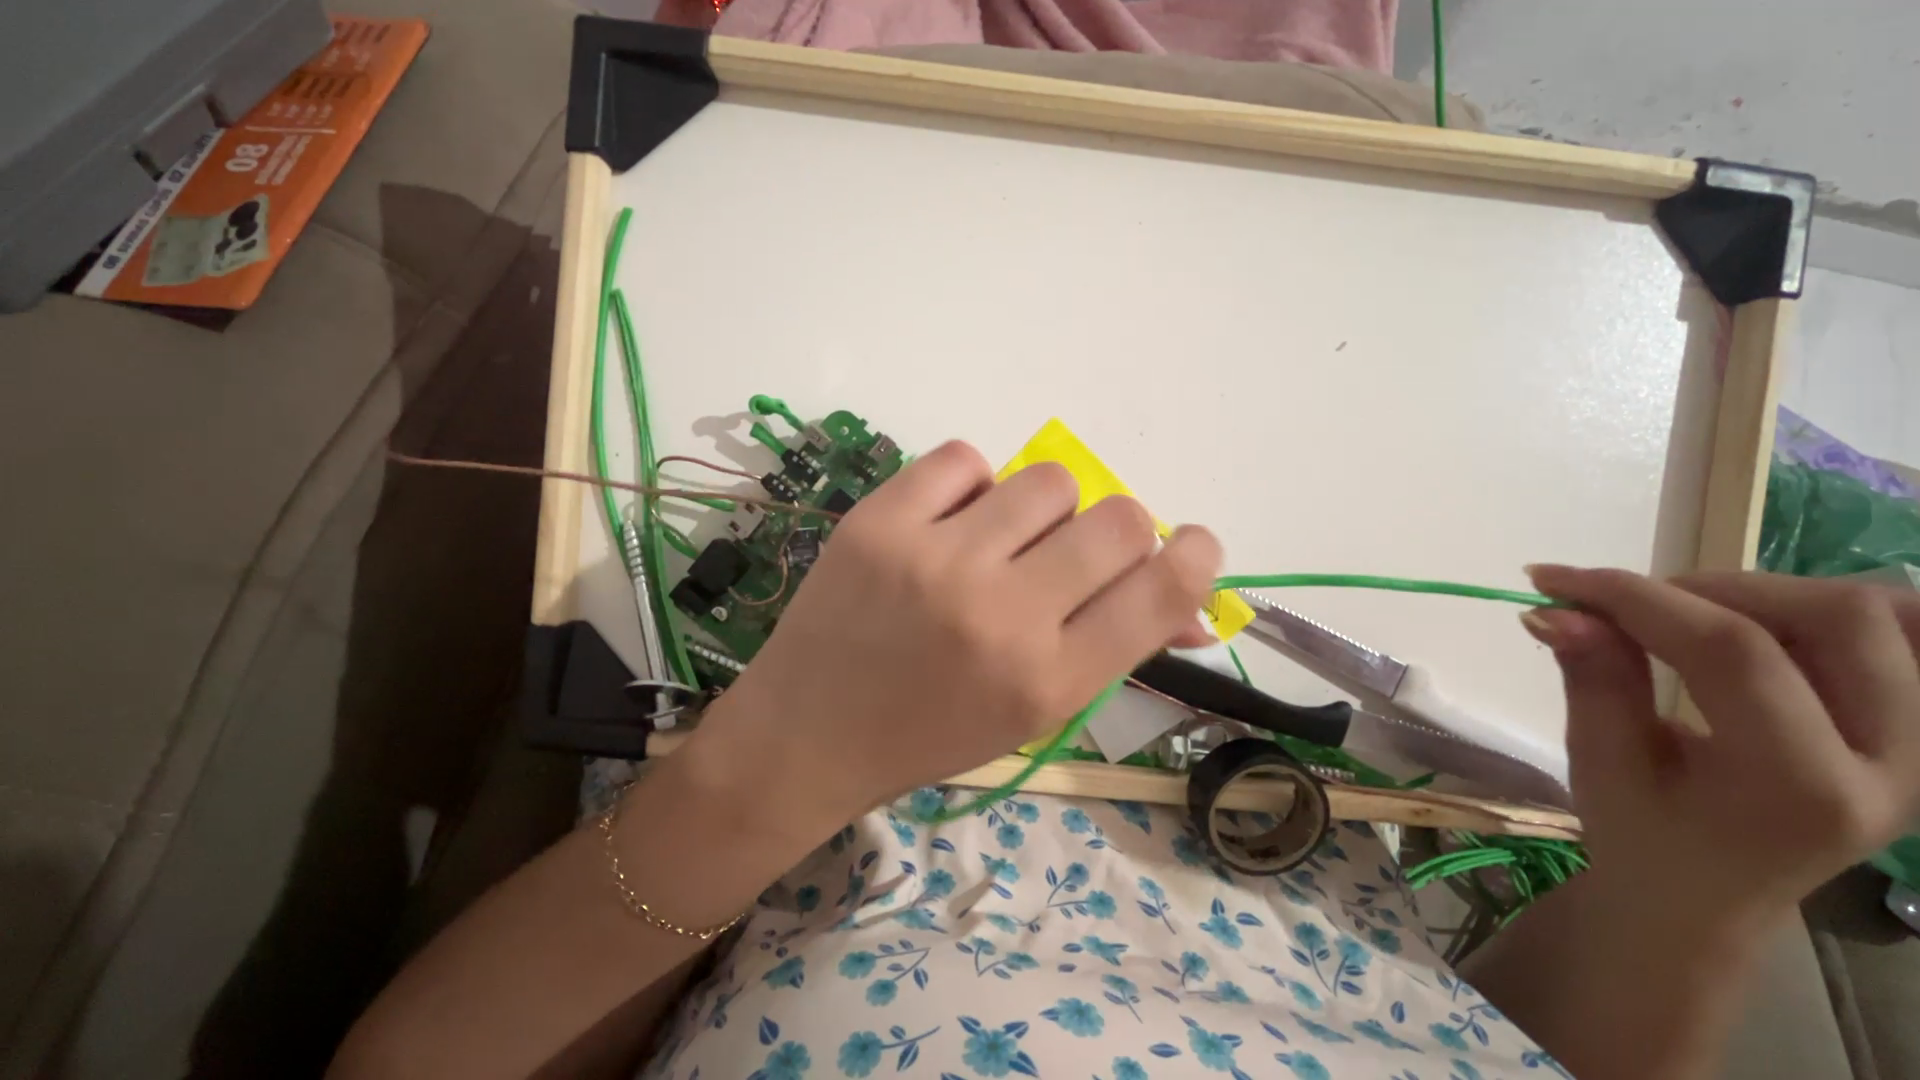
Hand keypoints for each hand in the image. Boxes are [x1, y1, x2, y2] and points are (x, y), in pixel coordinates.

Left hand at [686, 441, 1221, 831]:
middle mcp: (1002, 616)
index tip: (1190, 543)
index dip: (1193, 556)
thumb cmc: (931, 732)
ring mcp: (937, 561)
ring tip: (1000, 542)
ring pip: (1047, 479)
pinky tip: (949, 524)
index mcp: (1049, 681)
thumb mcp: (1033, 713)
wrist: (808, 735)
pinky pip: (966, 459)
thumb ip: (1114, 649)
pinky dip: (970, 487)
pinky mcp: (879, 521)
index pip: (1162, 591)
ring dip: (1041, 508)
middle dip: (1115, 532)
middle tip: (1072, 555)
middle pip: (1118, 520)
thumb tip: (1192, 600)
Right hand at [1522, 567, 1919, 925]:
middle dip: (1715, 588)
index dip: (1638, 598)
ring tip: (1696, 613)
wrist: (1702, 896)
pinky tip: (1772, 621)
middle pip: (1839, 618)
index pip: (1733, 653)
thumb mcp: (1601, 765)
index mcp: (1802, 789)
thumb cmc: (1639, 836)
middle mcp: (1896, 765)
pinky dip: (1839, 611)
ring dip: (1778, 593)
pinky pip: (1912, 636)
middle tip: (1633, 604)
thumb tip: (1557, 609)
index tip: (1556, 580)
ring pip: (1887, 614)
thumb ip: (1594, 678)